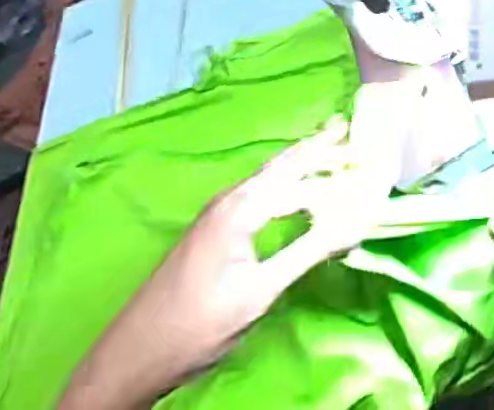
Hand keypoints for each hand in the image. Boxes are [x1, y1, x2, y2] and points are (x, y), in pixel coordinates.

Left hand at [59, 101, 402, 409]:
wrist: (128, 361)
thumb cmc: (196, 326)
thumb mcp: (259, 292)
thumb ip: (309, 251)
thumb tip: (358, 220)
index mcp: (240, 208)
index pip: (299, 175)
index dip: (334, 165)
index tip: (365, 151)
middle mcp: (230, 200)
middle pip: (283, 165)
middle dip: (318, 149)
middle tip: (352, 133)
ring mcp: (219, 214)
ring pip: (271, 178)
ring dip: (304, 165)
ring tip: (335, 153)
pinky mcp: (215, 230)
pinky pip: (261, 194)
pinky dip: (288, 185)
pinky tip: (300, 192)